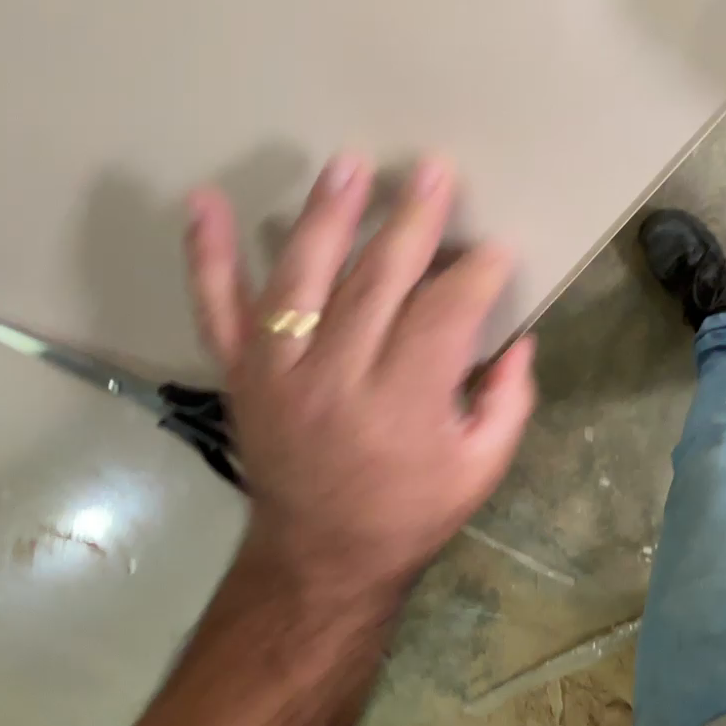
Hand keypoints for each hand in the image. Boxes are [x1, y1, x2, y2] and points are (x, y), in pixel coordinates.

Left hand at [185, 156, 536, 597]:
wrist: (319, 560)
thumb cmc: (410, 514)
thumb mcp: (482, 470)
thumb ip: (509, 402)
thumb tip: (519, 339)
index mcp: (404, 406)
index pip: (444, 316)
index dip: (475, 274)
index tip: (496, 248)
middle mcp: (337, 380)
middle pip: (376, 282)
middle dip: (413, 222)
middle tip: (434, 170)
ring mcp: (279, 373)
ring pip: (301, 279)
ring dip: (326, 216)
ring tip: (347, 165)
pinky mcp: (241, 375)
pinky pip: (218, 310)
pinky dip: (208, 256)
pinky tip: (206, 203)